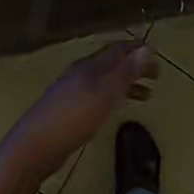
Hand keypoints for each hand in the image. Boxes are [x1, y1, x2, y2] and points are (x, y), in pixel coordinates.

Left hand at [0, 41, 156, 179]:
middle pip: (112, 63)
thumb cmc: (74, 117)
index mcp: (90, 66)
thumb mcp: (104, 93)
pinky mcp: (70, 110)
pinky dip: (114, 97)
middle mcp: (82, 74)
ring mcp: (74, 92)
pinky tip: (116, 108)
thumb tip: (146, 47)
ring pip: (106, 80)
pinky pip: (99, 96)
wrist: (36, 146)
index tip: (157, 53)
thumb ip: (125, 72)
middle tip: (157, 75)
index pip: (117, 49)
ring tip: (148, 95)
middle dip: (135, 66)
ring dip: (127, 83)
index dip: (137, 49)